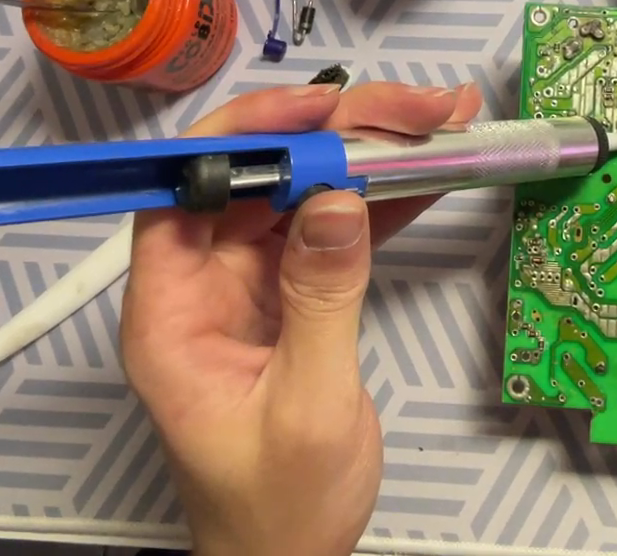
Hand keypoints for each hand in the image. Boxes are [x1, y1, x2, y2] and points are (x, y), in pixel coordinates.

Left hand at [121, 81, 482, 555]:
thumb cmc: (280, 508)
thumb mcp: (306, 408)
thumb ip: (321, 300)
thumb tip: (337, 197)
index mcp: (174, 309)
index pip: (187, 190)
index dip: (247, 134)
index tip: (321, 107)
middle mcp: (210, 279)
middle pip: (264, 175)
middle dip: (341, 132)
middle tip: (419, 111)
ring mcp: (259, 280)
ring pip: (310, 188)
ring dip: (375, 153)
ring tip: (441, 123)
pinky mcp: (302, 288)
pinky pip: (341, 226)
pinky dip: (387, 196)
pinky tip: (432, 172)